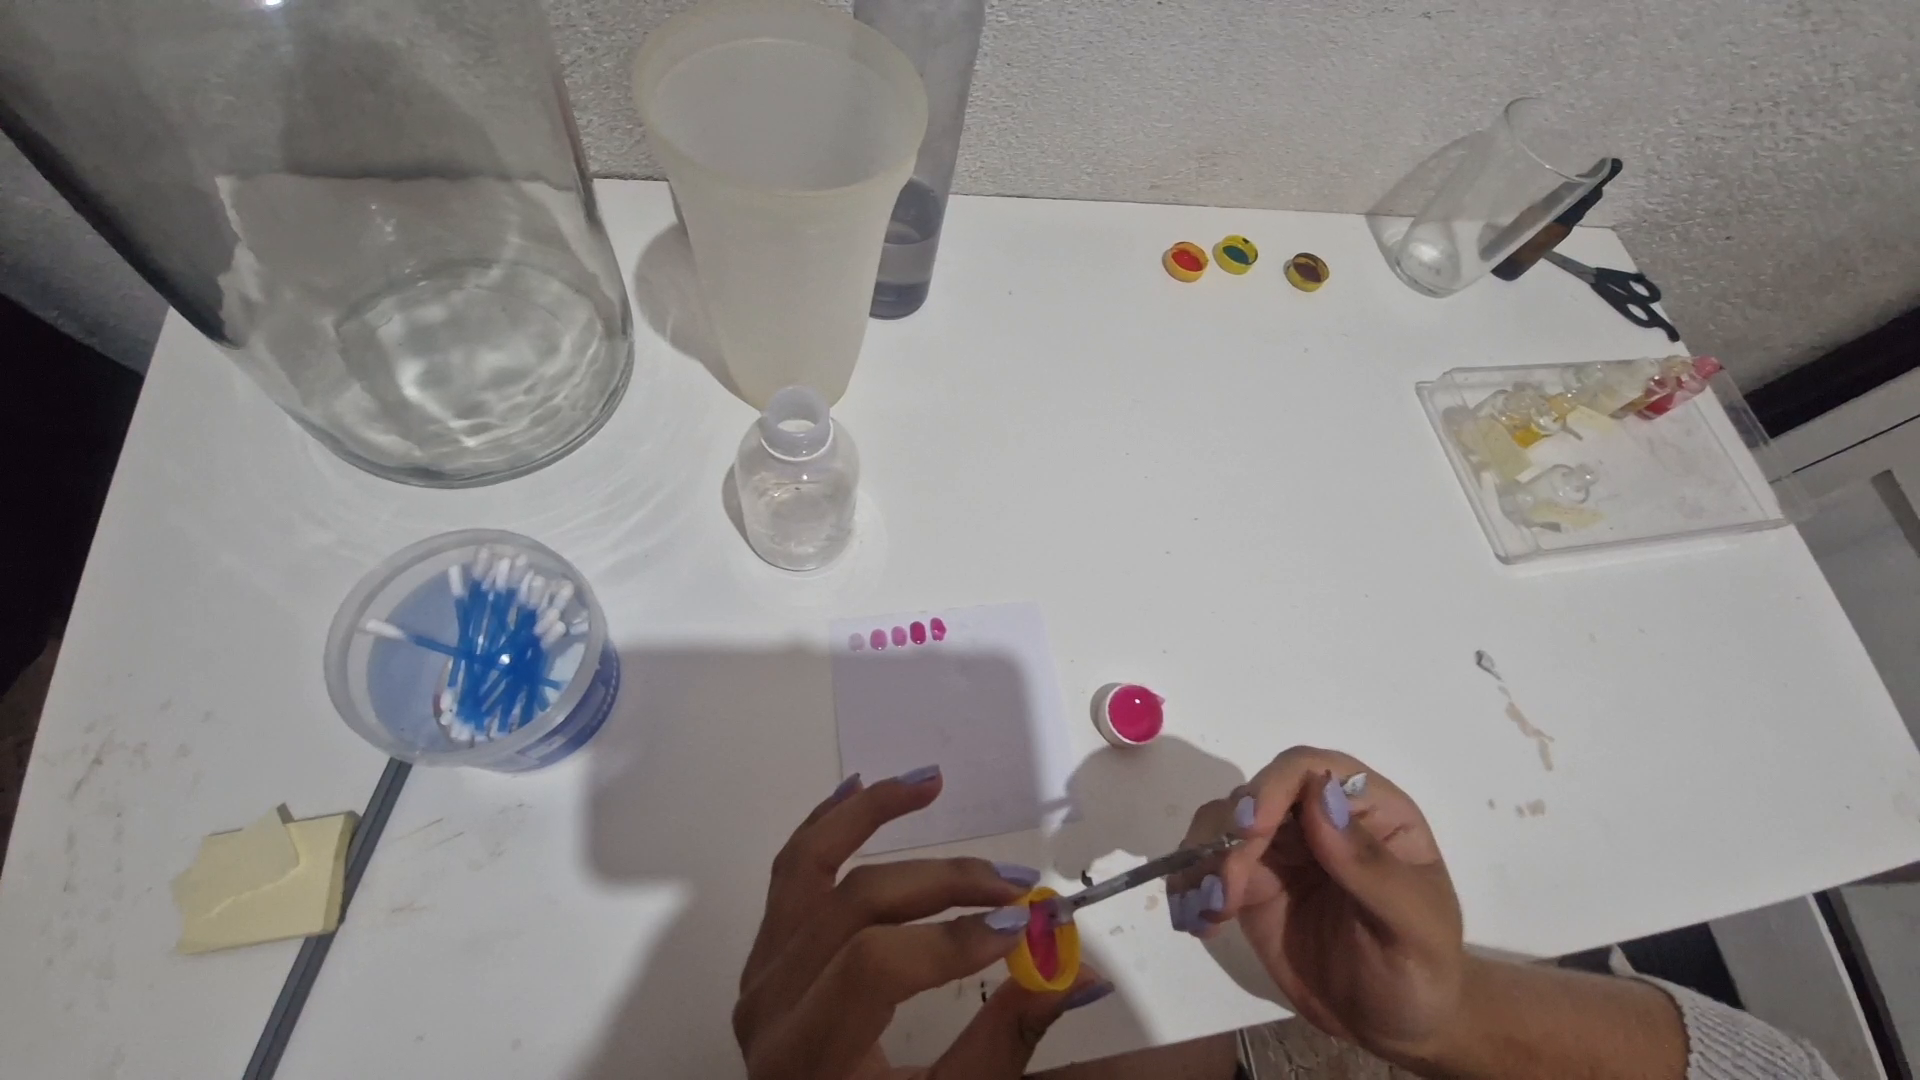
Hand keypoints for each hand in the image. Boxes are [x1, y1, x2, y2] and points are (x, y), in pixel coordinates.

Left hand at [735, 768, 1111, 1079]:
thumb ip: (1007, 1037)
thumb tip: (1080, 968)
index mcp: (807, 1054)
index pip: (878, 966)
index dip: (954, 938)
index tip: (1024, 923)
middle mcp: (769, 1003)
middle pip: (856, 905)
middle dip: (945, 882)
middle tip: (1015, 878)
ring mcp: (761, 969)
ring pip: (809, 863)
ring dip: (871, 812)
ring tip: (930, 781)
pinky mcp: (767, 949)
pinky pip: (791, 870)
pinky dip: (827, 822)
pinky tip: (860, 786)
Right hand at [1165, 747, 1463, 1062]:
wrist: (1392, 1024)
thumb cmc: (1420, 971)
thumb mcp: (1415, 926)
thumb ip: (1370, 865)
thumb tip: (1319, 796)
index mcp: (1365, 809)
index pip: (1308, 769)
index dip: (1271, 788)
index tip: (1250, 831)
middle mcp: (1313, 816)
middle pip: (1252, 795)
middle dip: (1229, 838)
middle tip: (1224, 894)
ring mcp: (1276, 846)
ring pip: (1220, 824)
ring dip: (1203, 861)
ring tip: (1209, 913)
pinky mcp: (1247, 879)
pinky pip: (1204, 863)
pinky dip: (1189, 884)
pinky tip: (1197, 920)